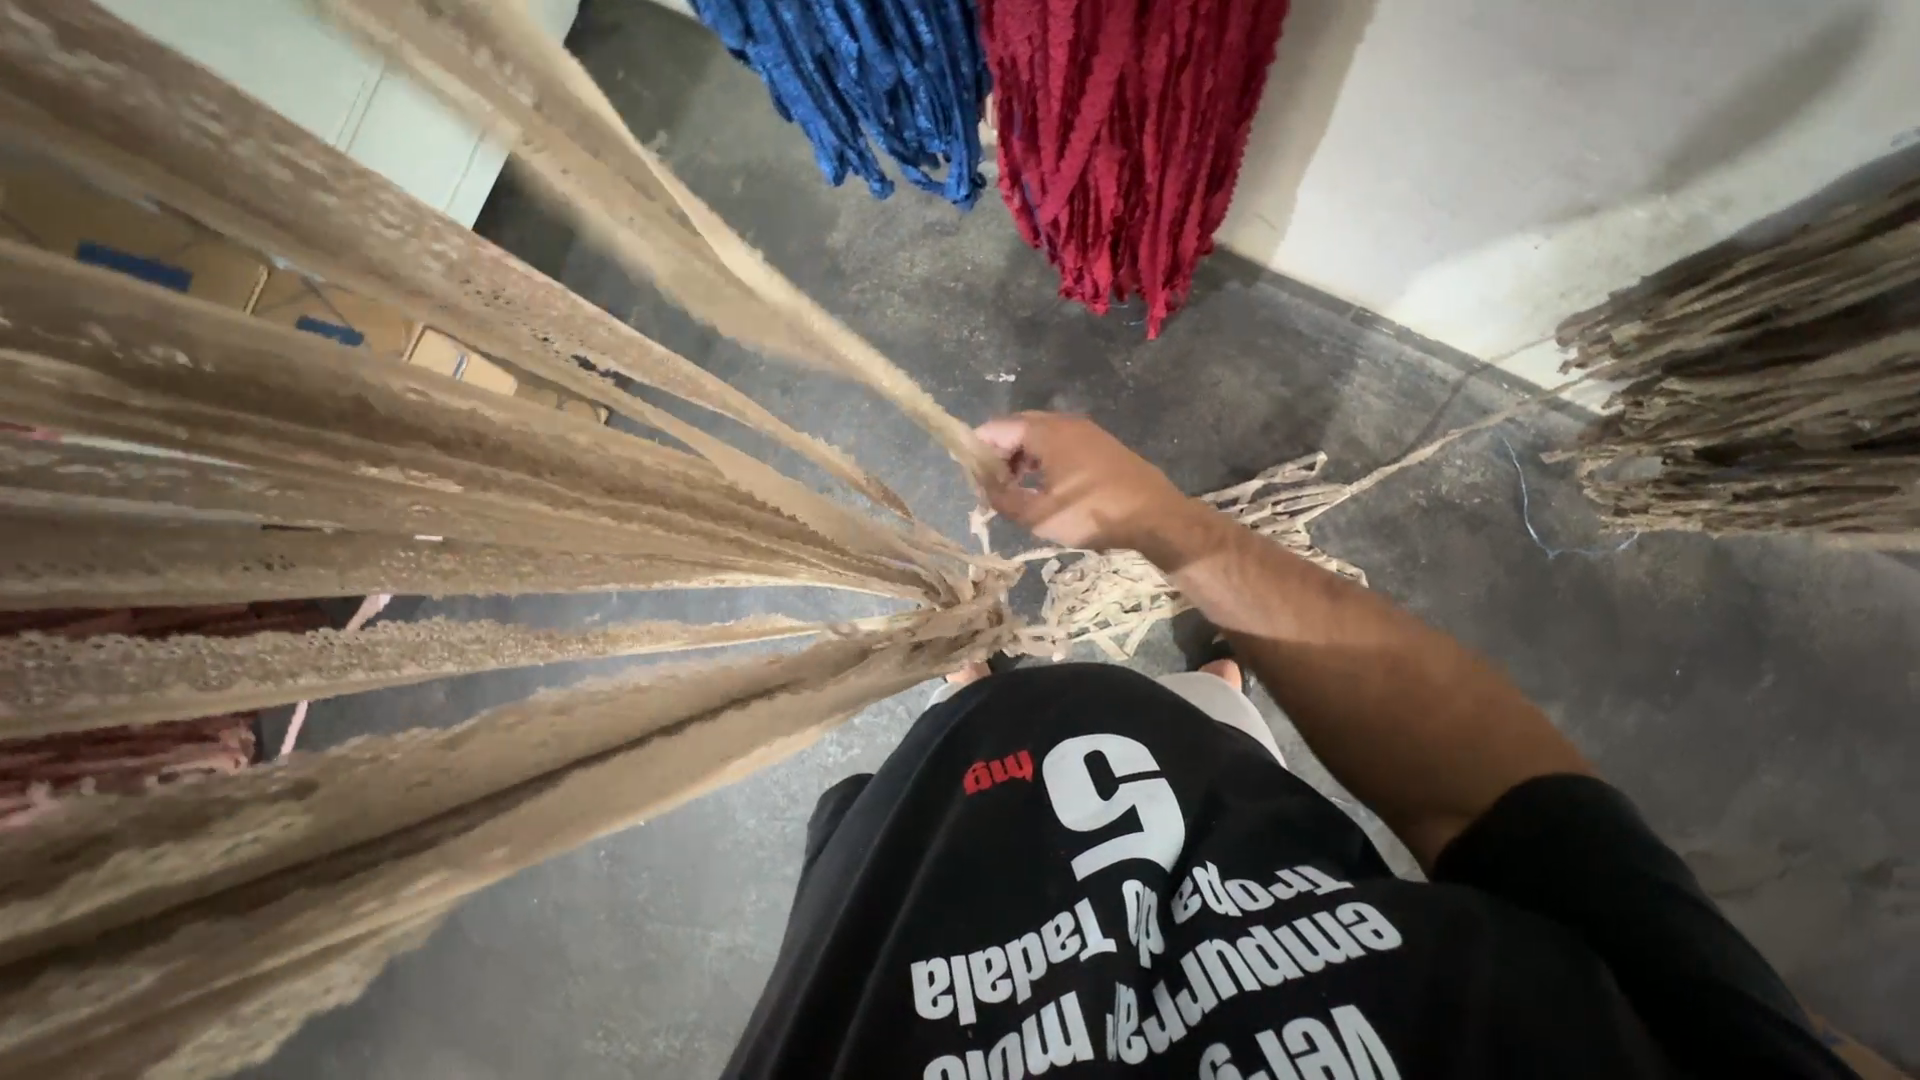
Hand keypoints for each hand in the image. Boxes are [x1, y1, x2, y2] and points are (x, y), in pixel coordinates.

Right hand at [973, 412, 1191, 550]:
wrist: (1156, 516)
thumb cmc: (1092, 514)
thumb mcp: (1039, 515)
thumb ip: (1003, 499)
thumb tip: (984, 488)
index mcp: (1045, 432)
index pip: (995, 428)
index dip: (977, 452)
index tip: (973, 481)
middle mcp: (1064, 422)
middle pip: (1016, 428)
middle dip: (998, 455)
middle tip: (993, 487)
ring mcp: (1085, 431)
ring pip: (1039, 436)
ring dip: (1021, 459)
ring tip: (1017, 491)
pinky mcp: (1100, 445)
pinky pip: (1059, 444)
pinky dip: (1043, 460)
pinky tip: (1047, 488)